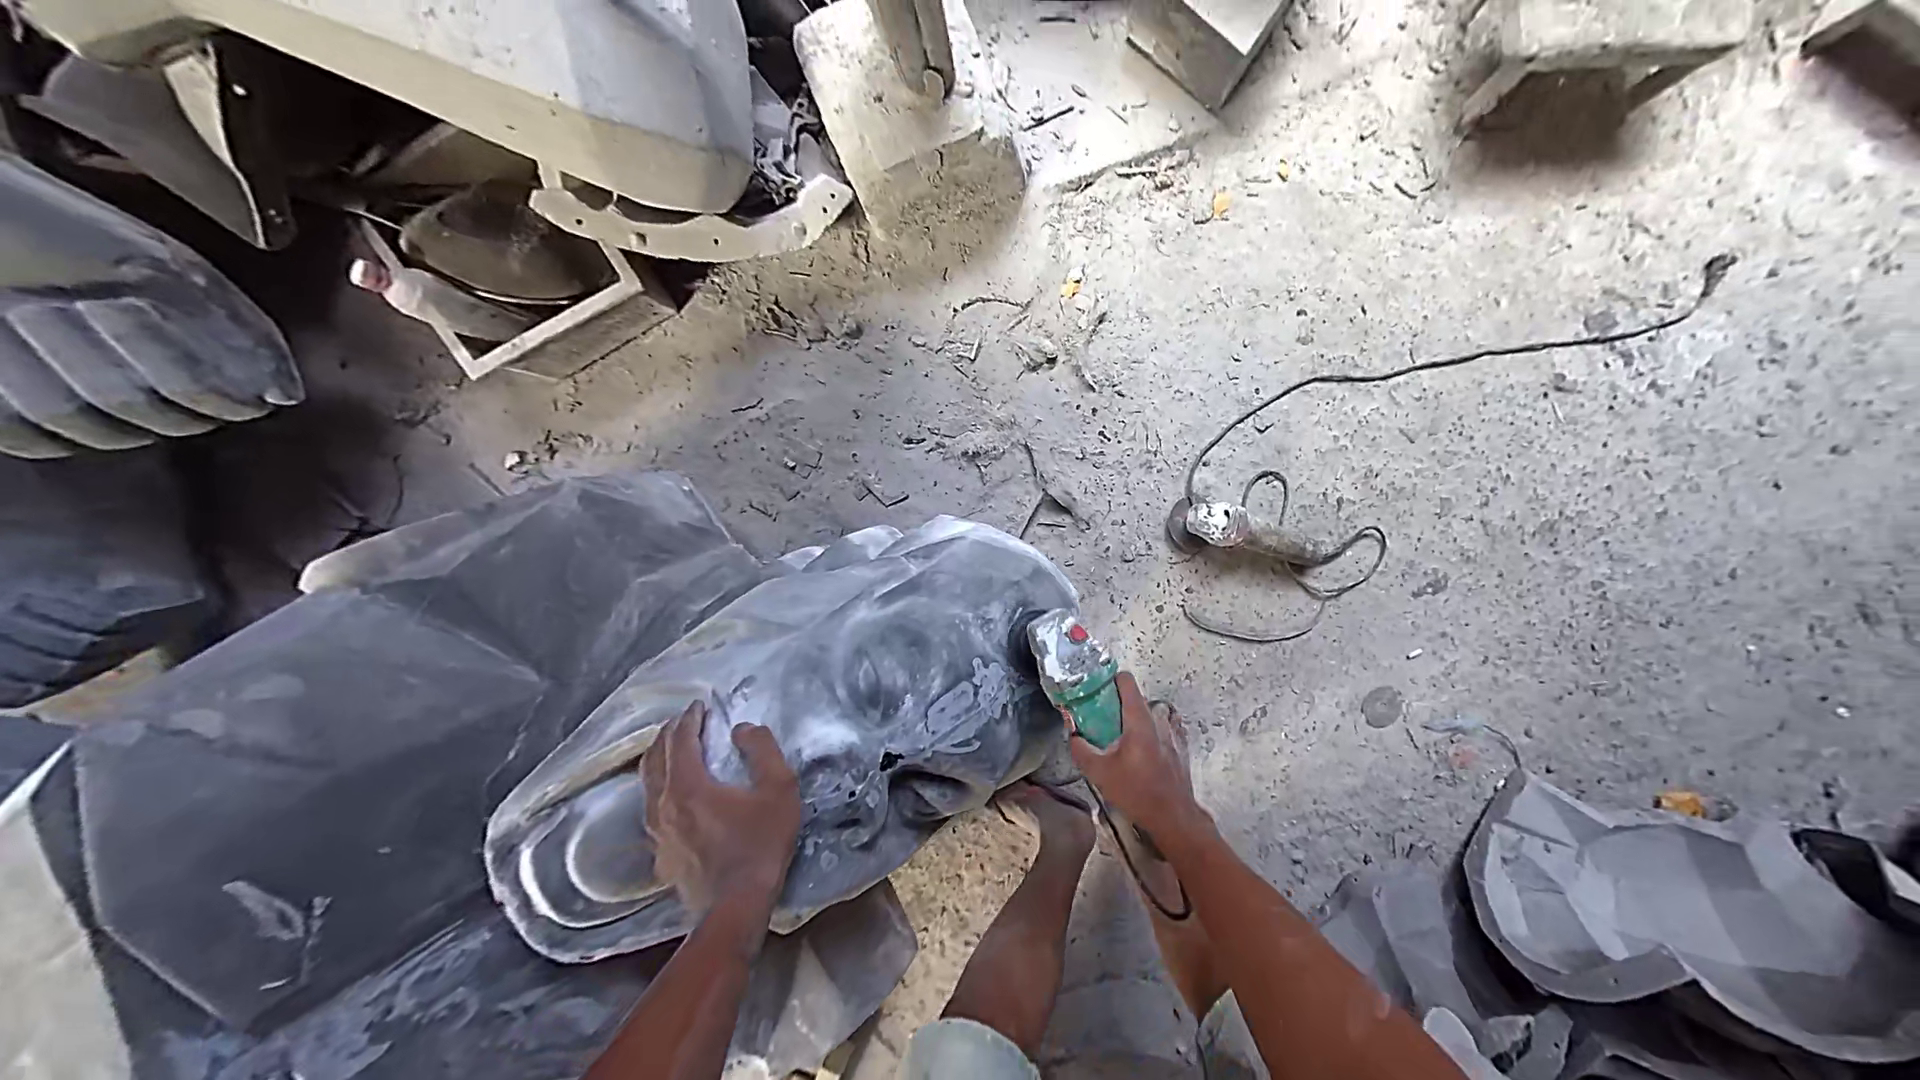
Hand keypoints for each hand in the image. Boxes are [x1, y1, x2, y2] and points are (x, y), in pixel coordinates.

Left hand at [641, 701, 801, 915]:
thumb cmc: (760, 844)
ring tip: (672, 749)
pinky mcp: (660, 855)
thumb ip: (762, 751)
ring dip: (659, 760)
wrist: (736, 906)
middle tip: (683, 720)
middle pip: (655, 759)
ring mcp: (657, 833)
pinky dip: (659, 789)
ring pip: (647, 785)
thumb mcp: (778, 789)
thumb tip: (743, 729)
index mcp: (688, 786)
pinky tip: (671, 795)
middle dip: (668, 734)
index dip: (689, 719)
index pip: (680, 741)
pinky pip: (651, 810)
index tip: (699, 705)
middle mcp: (662, 806)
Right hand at [1067, 672, 1205, 841]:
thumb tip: (1073, 734)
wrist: (1173, 818)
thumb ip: (1081, 749)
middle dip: (1117, 705)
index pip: (1127, 684)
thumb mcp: (1099, 772)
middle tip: (1101, 718)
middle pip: (1136, 701)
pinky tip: (1139, 754)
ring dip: (1134, 722)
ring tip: (1120, 739)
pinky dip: (1148, 735)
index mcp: (1139, 722)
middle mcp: (1158, 722)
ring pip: (1149, 717)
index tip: (1096, 687)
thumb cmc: (1136, 792)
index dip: (1110, 679)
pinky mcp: (1179, 750)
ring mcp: (1172, 735)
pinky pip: (1161, 732)